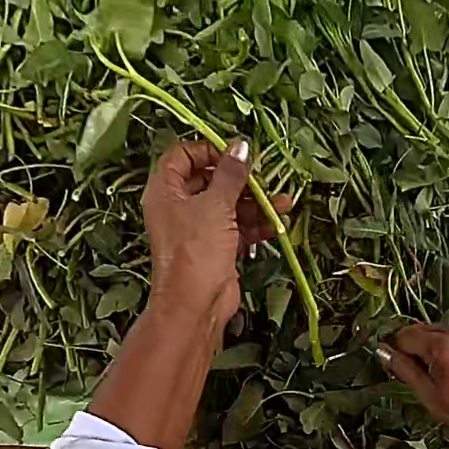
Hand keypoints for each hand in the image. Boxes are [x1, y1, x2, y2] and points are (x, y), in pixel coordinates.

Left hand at [142, 140, 293, 326]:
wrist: (196, 303)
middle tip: (263, 178)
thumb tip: (241, 146)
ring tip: (283, 202)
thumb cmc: (196, 250)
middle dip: (240, 180)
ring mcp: (199, 229)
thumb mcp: (216, 205)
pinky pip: (237, 228)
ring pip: (229, 206)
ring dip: (256, 204)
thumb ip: (230, 174)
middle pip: (210, 181)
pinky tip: (276, 223)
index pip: (182, 156)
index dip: (208, 150)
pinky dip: (255, 225)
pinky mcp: (217, 248)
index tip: (235, 153)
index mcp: (166, 191)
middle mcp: (179, 207)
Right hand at [375, 325, 448, 448]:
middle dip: (418, 345)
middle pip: (428, 330)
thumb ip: (404, 369)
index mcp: (443, 346)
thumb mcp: (429, 395)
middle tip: (418, 369)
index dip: (396, 346)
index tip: (394, 358)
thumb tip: (383, 352)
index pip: (407, 334)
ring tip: (445, 374)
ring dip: (441, 346)